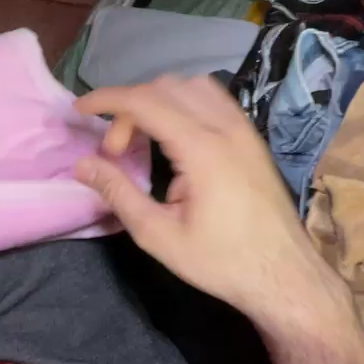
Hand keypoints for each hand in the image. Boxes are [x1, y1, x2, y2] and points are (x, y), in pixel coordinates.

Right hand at [75, 77, 356, 338]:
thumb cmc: (220, 262)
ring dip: (157, 101)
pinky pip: (213, 100)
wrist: (284, 276)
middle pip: (165, 88)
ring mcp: (244, 130)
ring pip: (191, 87)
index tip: (79, 109)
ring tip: (141, 140)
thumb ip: (118, 193)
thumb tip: (83, 165)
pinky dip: (183, 105)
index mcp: (203, 149)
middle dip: (129, 108)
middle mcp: (226, 128)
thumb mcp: (158, 235)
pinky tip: (172, 139)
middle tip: (114, 151)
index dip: (106, 99)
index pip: (145, 101)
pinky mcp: (252, 139)